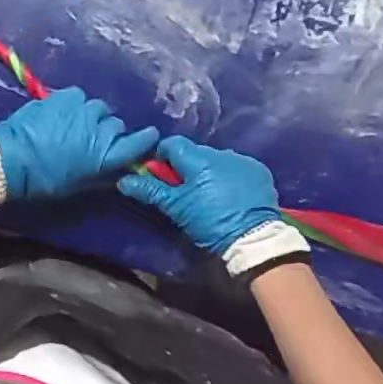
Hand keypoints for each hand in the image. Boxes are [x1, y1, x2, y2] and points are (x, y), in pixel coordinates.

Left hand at [0, 88, 159, 200]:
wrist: (10, 160)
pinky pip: (80, 97)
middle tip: (90, 140)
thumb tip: (119, 169)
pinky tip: (62, 114)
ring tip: (73, 126)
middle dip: (108, 131)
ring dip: (91, 116)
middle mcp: (101, 130)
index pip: (140, 142)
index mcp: (106, 156)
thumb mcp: (78, 185)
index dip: (144, 139)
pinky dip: (74, 105)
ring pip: (99, 109)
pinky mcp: (67, 95)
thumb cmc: (43, 180)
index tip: (146, 137)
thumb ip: (103, 175)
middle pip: (117, 124)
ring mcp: (84, 109)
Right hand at [117, 136, 283, 253]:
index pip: (172, 144)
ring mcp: (243, 161)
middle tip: (183, 192)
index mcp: (199, 160)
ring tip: (207, 196)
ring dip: (207, 172)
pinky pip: (236, 167)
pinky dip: (228, 177)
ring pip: (215, 160)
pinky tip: (228, 195)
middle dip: (185, 168)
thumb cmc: (209, 222)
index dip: (162, 158)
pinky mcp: (258, 171)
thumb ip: (150, 190)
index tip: (161, 176)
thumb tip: (124, 180)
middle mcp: (222, 153)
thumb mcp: (176, 208)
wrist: (253, 238)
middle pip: (194, 152)